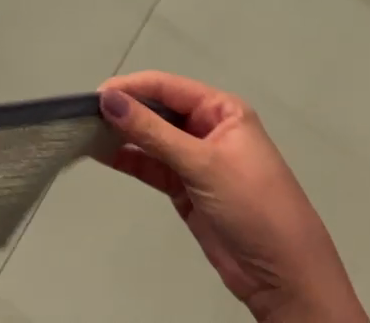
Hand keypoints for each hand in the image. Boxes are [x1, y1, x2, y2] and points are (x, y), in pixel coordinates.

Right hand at [97, 72, 368, 322]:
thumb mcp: (204, 165)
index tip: (94, 97)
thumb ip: (152, 131)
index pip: (166, 87)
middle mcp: (208, 129)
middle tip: (83, 114)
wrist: (286, 281)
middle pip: (155, 109)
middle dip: (122, 110)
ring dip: (120, 134)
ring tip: (84, 131)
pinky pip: (149, 164)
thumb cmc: (256, 210)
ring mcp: (195, 159)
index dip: (130, 88)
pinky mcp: (184, 187)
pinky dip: (126, 158)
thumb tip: (107, 99)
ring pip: (148, 136)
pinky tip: (99, 153)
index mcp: (223, 112)